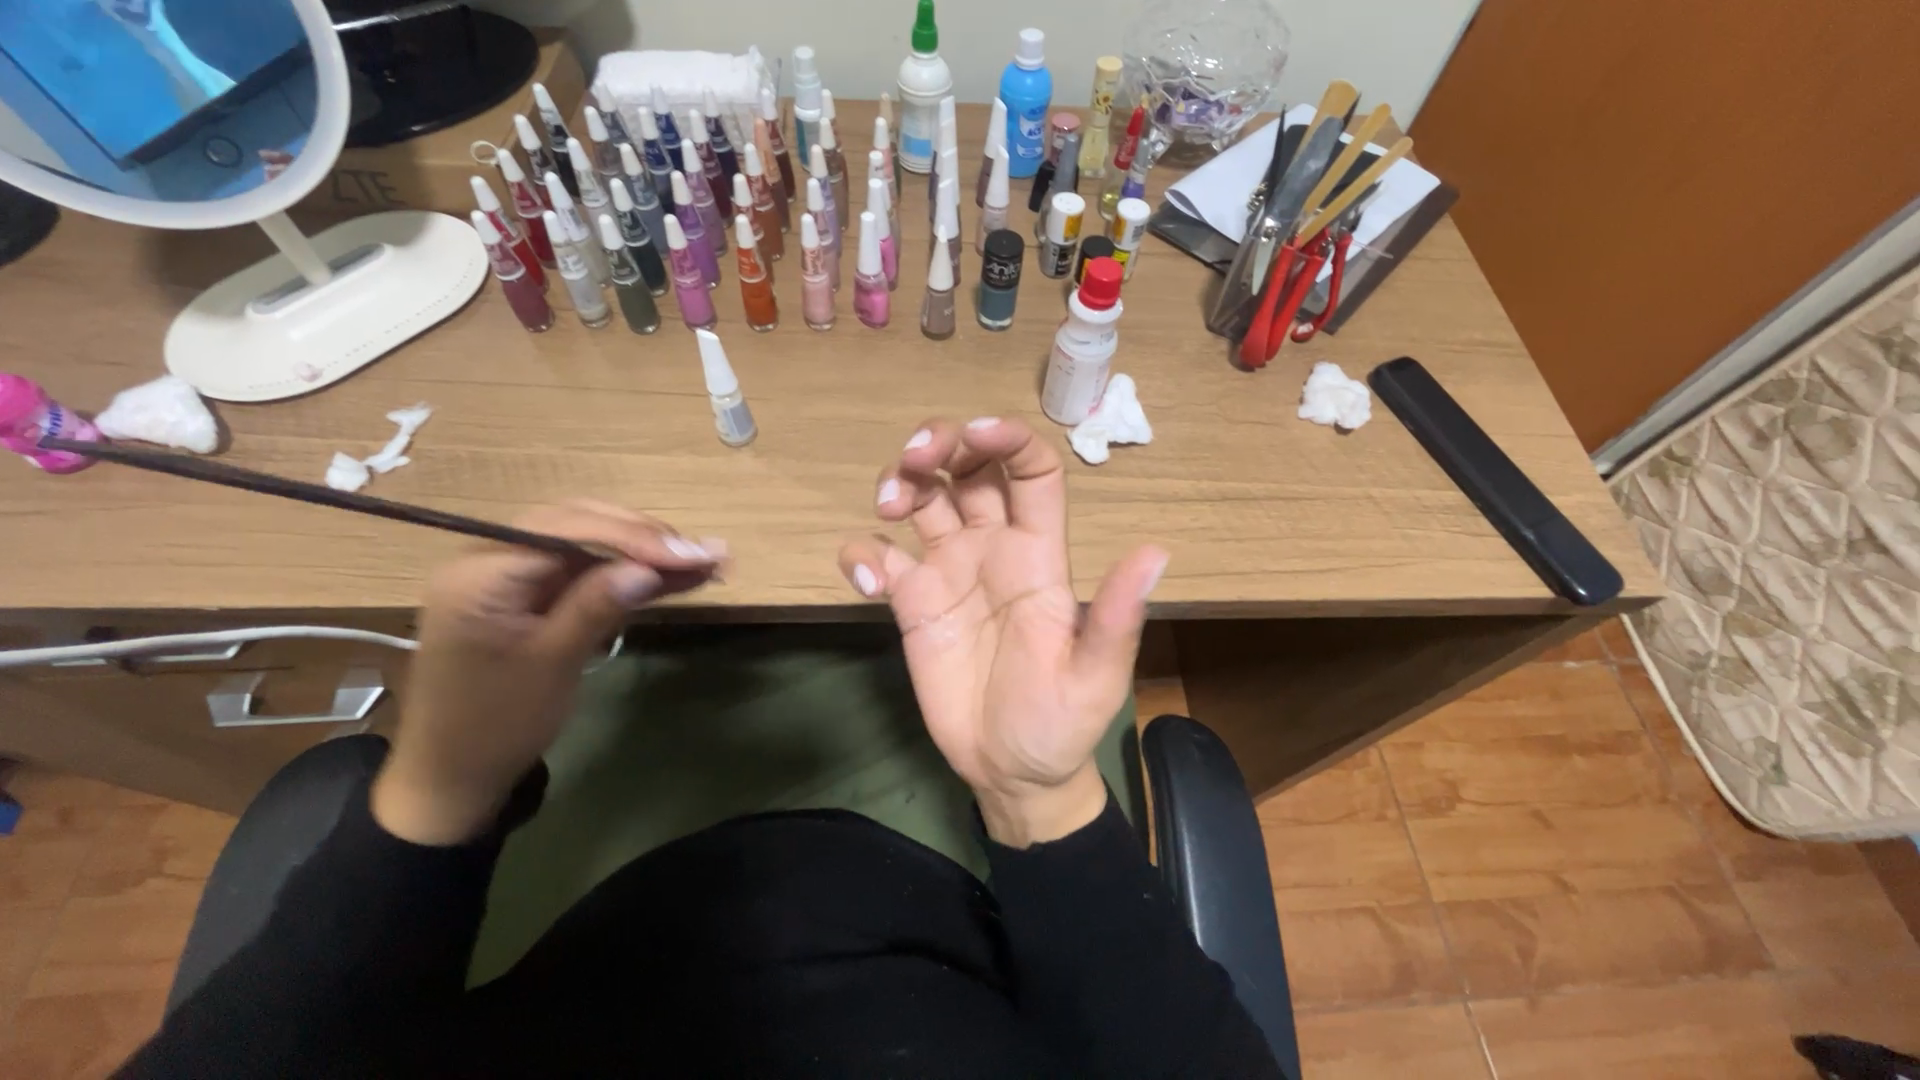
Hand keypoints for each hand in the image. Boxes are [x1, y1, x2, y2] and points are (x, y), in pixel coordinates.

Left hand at [372, 502, 725, 844]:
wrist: (452, 776)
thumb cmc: (495, 725)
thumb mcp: (551, 665)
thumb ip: (596, 607)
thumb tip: (650, 567)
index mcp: (481, 573)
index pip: (567, 530)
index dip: (634, 538)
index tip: (690, 555)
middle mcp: (490, 558)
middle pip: (579, 525)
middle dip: (645, 539)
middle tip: (704, 555)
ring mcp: (511, 576)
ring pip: (588, 544)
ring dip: (644, 553)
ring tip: (702, 562)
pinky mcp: (529, 595)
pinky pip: (583, 571)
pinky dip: (627, 574)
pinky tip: (672, 577)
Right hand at [838, 418, 1167, 846]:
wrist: (1011, 771)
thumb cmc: (1062, 723)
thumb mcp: (1095, 677)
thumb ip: (1115, 617)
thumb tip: (1156, 553)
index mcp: (1039, 554)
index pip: (1030, 472)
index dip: (1006, 440)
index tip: (972, 433)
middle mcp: (993, 549)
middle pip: (968, 469)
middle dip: (942, 444)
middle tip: (913, 457)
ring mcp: (949, 572)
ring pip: (922, 498)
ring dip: (900, 483)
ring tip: (888, 506)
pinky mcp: (911, 603)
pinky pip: (881, 558)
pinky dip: (864, 553)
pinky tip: (868, 580)